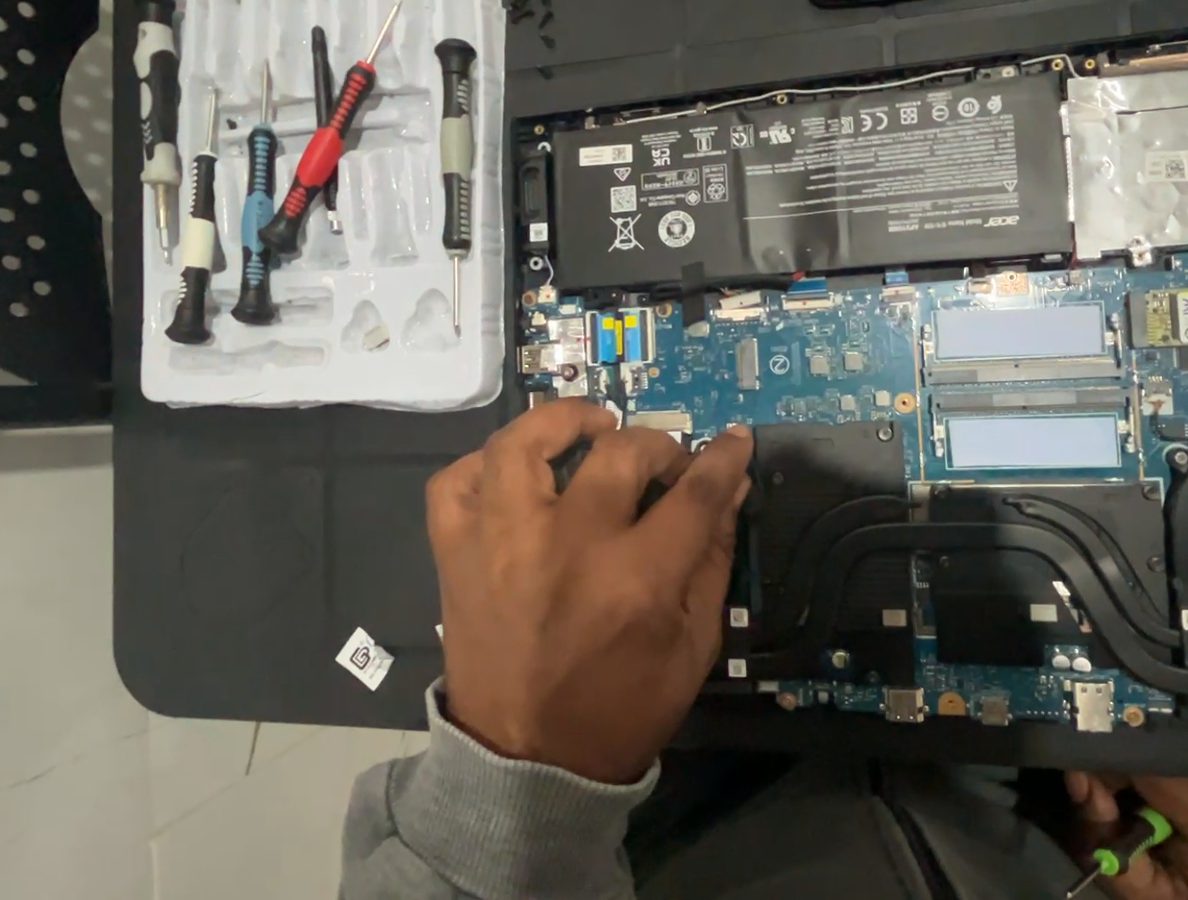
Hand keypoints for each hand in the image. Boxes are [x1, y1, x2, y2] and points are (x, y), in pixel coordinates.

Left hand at [426, 402, 754, 783]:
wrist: (523, 766)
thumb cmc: (620, 710)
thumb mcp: (693, 647)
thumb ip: (712, 561)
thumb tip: (727, 489)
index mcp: (634, 582)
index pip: (693, 495)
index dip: (722, 459)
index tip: (733, 440)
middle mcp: (565, 548)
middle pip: (618, 455)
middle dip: (656, 446)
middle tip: (662, 464)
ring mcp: (499, 545)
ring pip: (520, 445)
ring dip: (560, 421)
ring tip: (588, 426)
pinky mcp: (454, 554)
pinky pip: (454, 483)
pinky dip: (482, 465)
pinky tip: (515, 474)